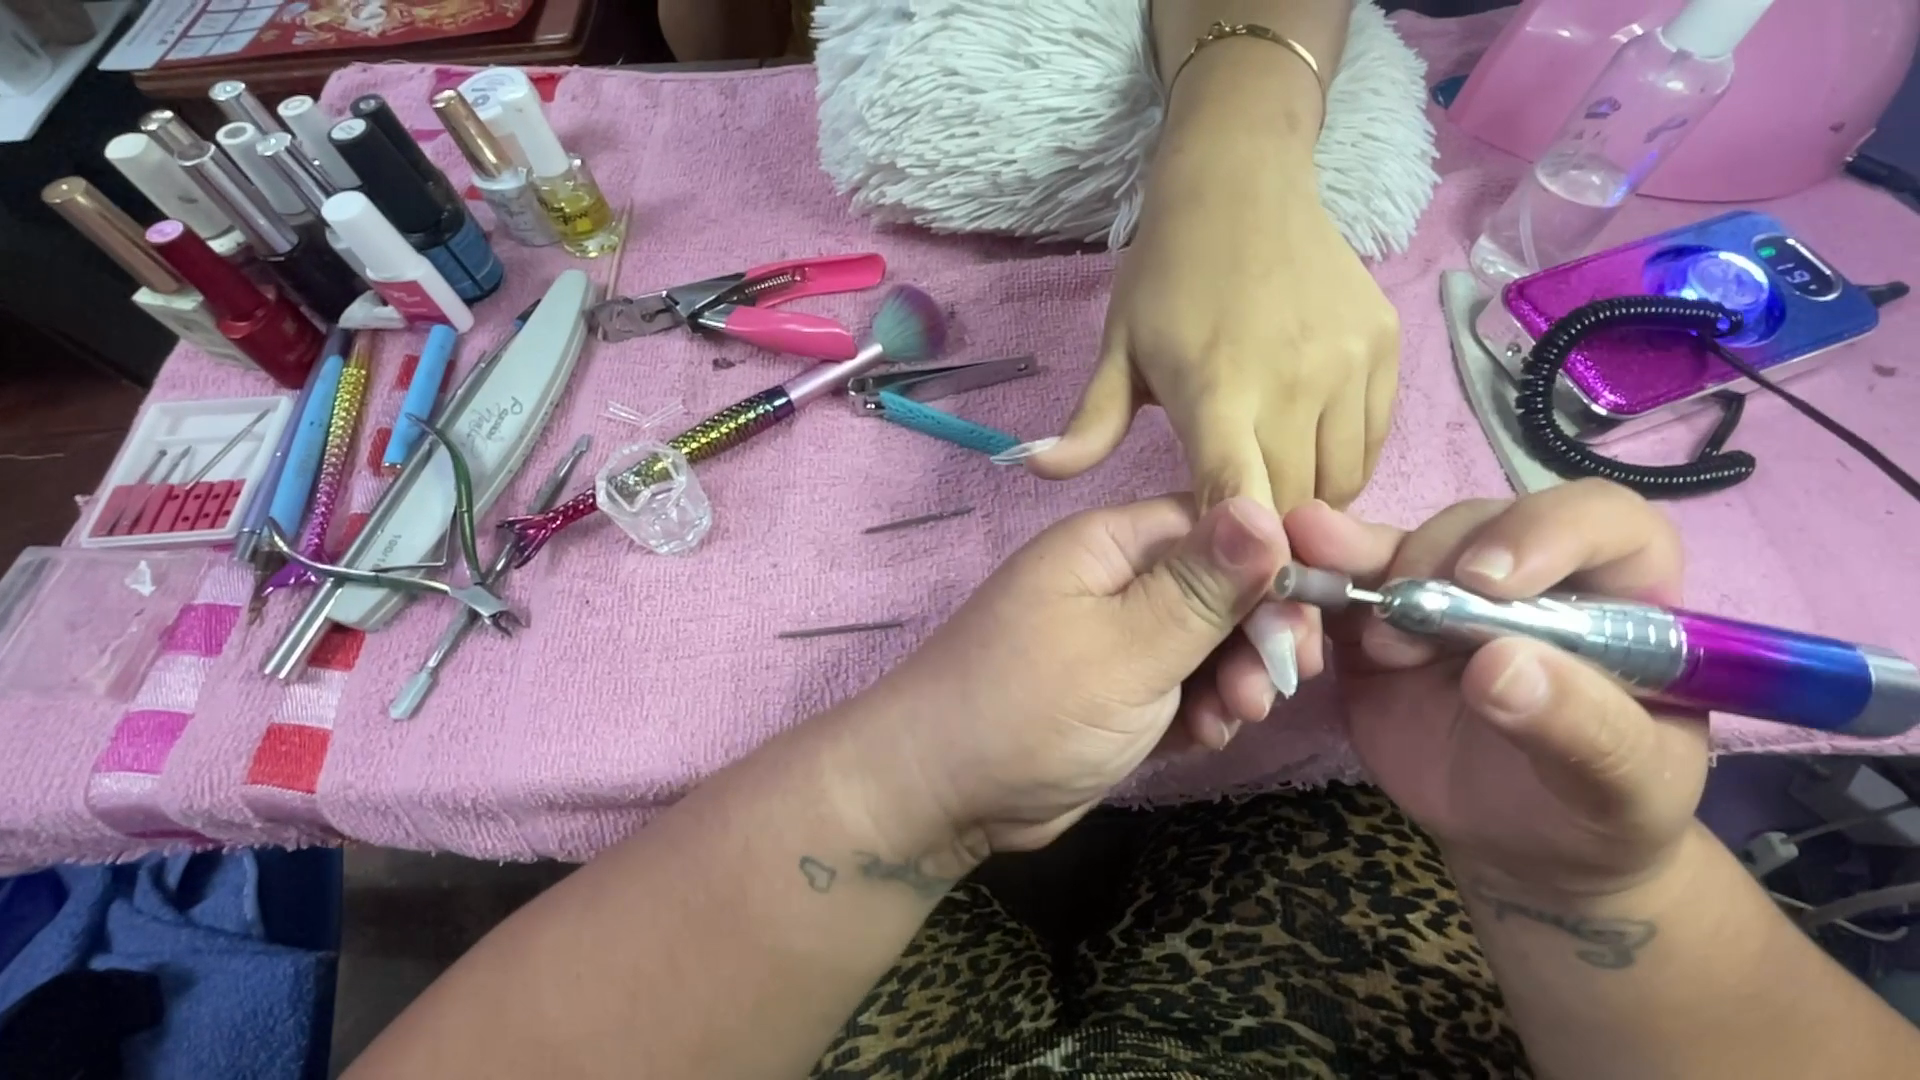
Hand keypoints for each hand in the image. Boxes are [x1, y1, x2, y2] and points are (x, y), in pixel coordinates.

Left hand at [859, 496, 1317, 853]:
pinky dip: (1200, 711)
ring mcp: (1114, 641)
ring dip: (1232, 679)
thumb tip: (1266, 509)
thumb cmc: (1030, 707)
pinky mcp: (1116, 695)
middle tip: (1279, 679)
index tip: (1307, 614)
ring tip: (1232, 717)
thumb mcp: (1127, 647)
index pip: (1212, 524)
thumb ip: (1201, 587)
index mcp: (1108, 545)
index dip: (1268, 563)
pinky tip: (1201, 739)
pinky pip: (1181, 689)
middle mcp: (1113, 583)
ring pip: (1205, 644)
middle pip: (1217, 587)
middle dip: (1254, 633)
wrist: (942, 793)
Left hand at [1023, 56, 1398, 512]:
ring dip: (1307, 503)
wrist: (1241, 183)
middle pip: (1293, 505)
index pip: (1237, 500)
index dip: (1235, 554)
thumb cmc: (1167, 275)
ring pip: (1343, 481)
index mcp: (1217, 391)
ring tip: (1269, 487)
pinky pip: (1373, 442)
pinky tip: (1306, 452)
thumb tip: (1032, 470)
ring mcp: (1350, 365)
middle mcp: (1295, 383)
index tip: (1223, 578)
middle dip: (1265, 536)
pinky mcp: (1386, 349)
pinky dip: (1343, 466)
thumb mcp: (1117, 349)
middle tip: (1238, 536)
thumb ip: (1090, 423)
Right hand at [1284, 480, 1709, 899]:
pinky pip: (1334, 588)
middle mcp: (1522, 576)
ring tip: (1306, 583)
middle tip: (1394, 618)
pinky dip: (1306, 591)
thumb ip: (1579, 727)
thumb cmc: (1589, 810)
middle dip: (1427, 558)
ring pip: (1390, 546)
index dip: (1539, 530)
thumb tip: (1499, 666)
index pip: (1593, 520)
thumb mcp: (1616, 786)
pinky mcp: (1371, 621)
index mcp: (1613, 593)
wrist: (1511, 840)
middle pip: (1472, 525)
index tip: (1484, 583)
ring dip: (1346, 557)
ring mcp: (1438, 594)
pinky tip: (1282, 602)